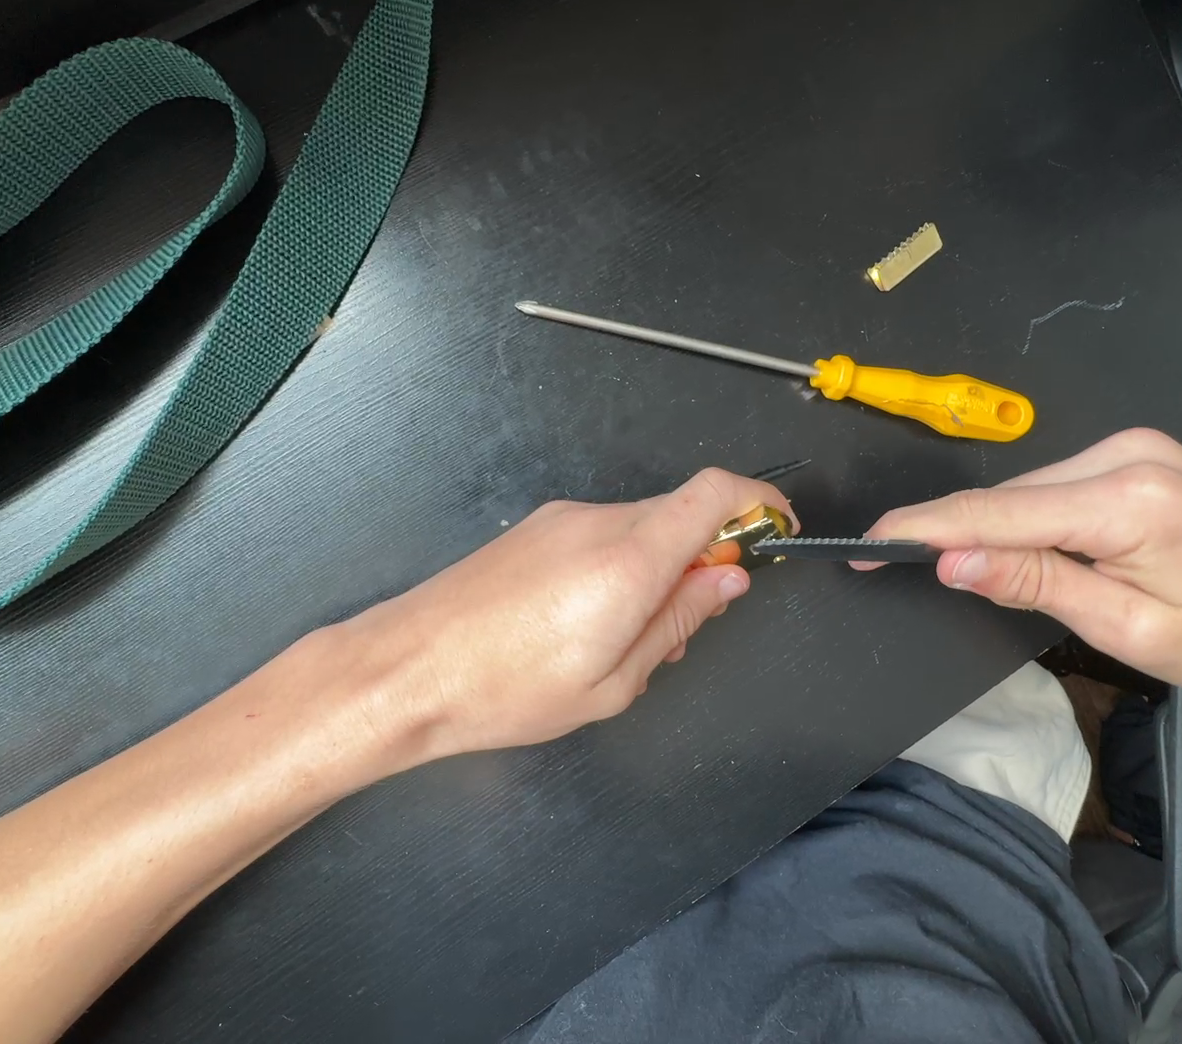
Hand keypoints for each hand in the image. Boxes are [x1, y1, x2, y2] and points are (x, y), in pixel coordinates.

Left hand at [321, 469, 794, 760]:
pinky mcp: (534, 528)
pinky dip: (620, 567)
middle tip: (679, 629)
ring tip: (623, 643)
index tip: (775, 533)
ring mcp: (560, 518)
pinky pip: (601, 535)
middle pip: (680, 512)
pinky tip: (586, 623)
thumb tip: (729, 578)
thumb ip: (678, 618)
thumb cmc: (510, 691)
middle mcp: (597, 521)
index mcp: (628, 558)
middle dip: (702, 561)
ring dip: (656, 571)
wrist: (407, 667)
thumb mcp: (613, 681)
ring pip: (640, 528)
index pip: (715, 490)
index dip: (759, 502)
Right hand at [861, 428, 1181, 699]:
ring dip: (1004, 534)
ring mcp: (1137, 447)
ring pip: (1028, 493)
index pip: (989, 513)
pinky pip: (1057, 486)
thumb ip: (1035, 584)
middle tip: (935, 580)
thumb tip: (950, 559)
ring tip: (1036, 582)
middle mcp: (1126, 454)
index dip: (917, 529)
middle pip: (1005, 500)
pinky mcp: (1142, 453)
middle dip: (962, 538)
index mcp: (1128, 501)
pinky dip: (1036, 521)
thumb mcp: (1133, 629)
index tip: (863, 544)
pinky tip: (1058, 553)